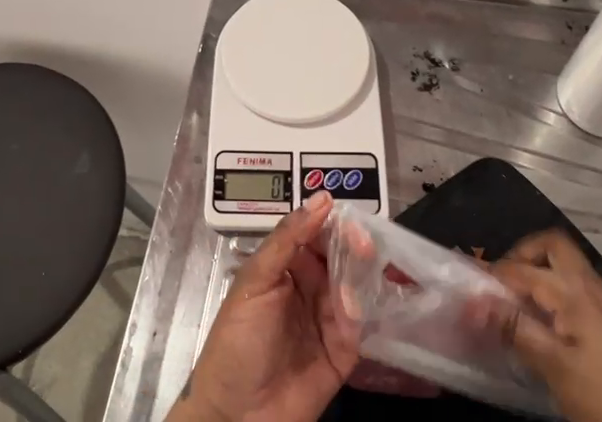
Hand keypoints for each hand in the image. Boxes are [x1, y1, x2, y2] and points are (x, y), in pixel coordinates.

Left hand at [168, 192, 360, 421]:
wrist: (237, 416)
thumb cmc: (237, 343)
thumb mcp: (254, 283)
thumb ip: (287, 240)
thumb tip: (320, 200)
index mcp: (284, 269)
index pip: (314, 235)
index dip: (330, 223)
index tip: (346, 214)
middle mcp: (308, 289)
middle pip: (339, 258)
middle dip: (352, 246)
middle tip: (364, 242)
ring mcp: (327, 320)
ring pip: (353, 286)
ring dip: (359, 275)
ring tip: (364, 268)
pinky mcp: (343, 351)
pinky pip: (359, 324)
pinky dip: (360, 311)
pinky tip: (355, 305)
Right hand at [491, 230, 601, 421]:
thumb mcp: (556, 368)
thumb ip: (516, 330)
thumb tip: (473, 300)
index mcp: (573, 291)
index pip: (521, 267)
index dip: (490, 276)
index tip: (466, 295)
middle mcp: (592, 288)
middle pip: (551, 248)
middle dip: (521, 257)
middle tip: (498, 289)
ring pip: (567, 271)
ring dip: (538, 278)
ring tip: (515, 312)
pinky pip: (579, 295)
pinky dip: (556, 300)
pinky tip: (548, 333)